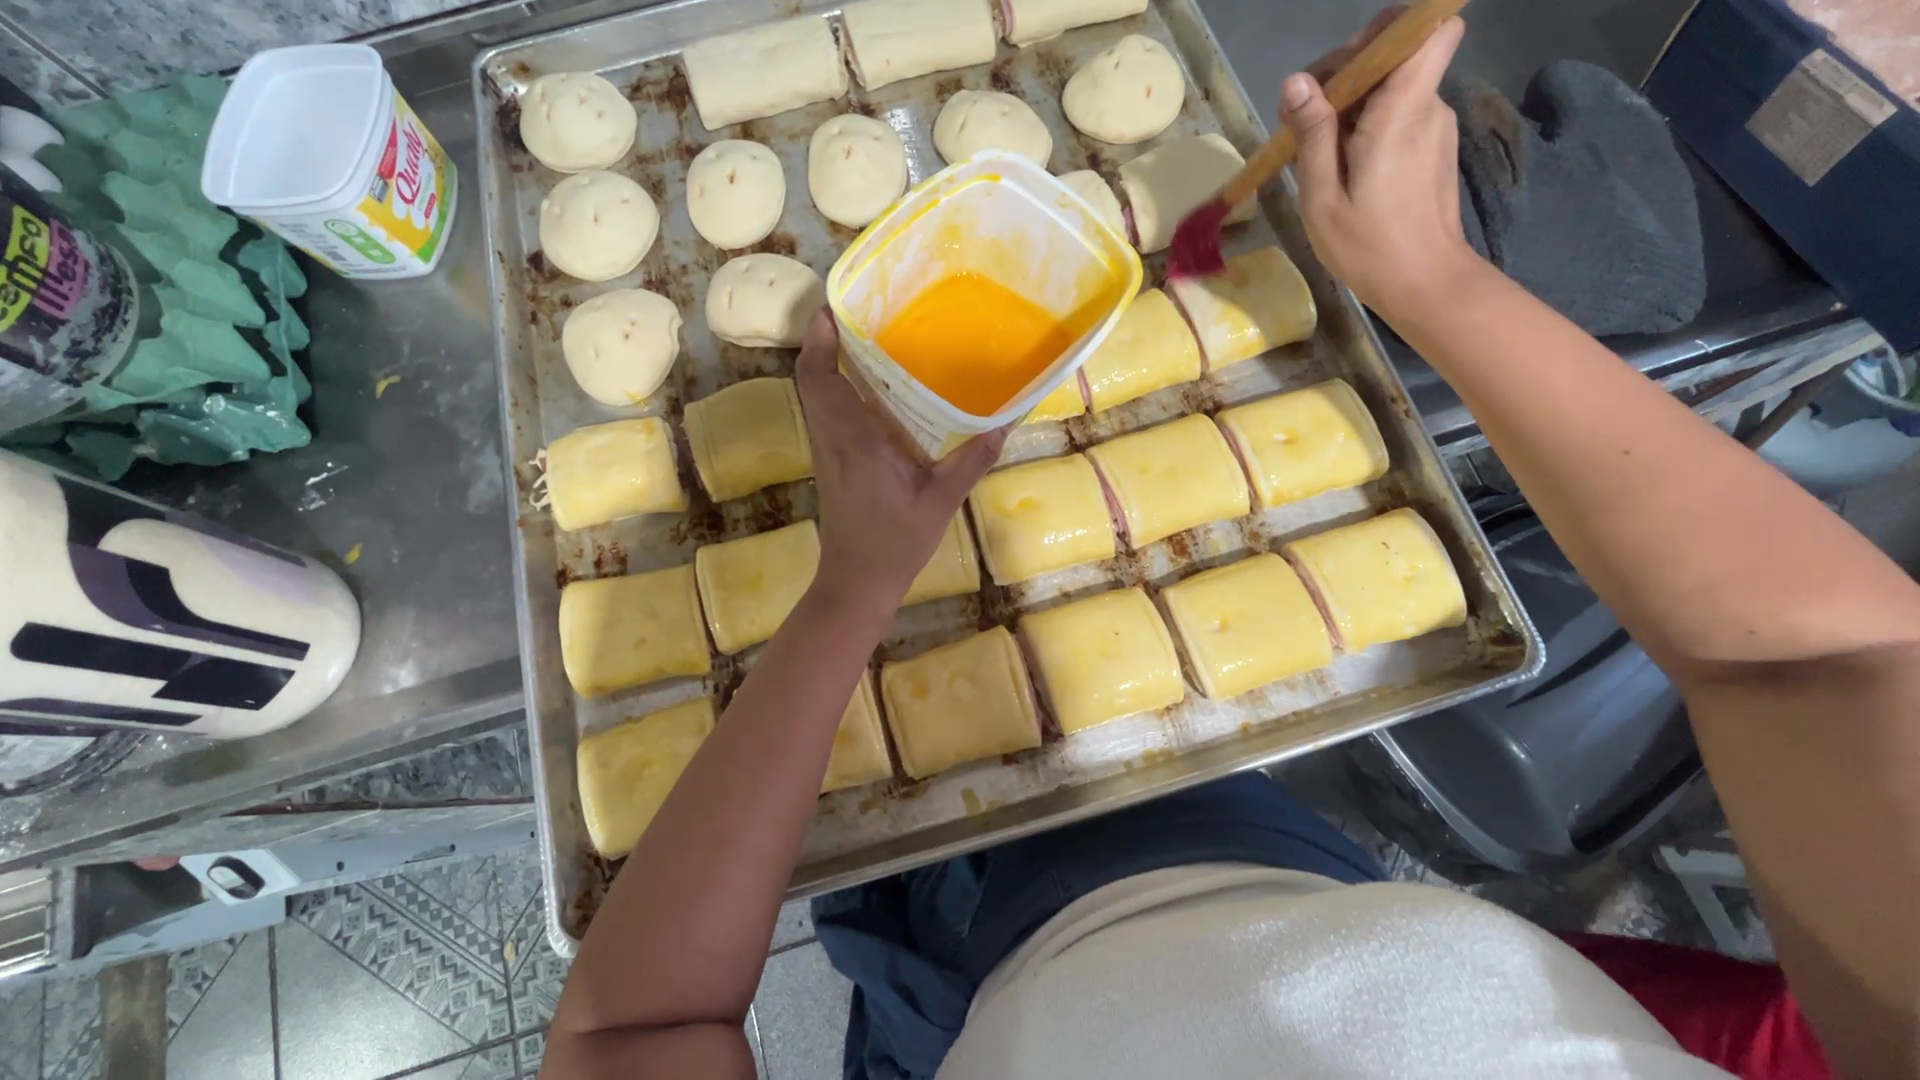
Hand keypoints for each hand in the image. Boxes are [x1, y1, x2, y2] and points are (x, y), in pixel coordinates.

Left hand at [794, 311, 1008, 610]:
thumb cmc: (895, 542)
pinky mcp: (831, 463)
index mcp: (854, 440)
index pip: (820, 379)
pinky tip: (874, 390)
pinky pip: (827, 413)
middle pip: (812, 378)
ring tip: (868, 340)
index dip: (819, 340)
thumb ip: (970, 461)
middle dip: (825, 340)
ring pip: (817, 395)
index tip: (833, 307)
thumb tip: (1003, 424)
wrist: (856, 581)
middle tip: (860, 313)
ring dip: (830, 363)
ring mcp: (827, 451)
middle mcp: (832, 438)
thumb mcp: (940, 502)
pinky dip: (838, 390)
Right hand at [1281, 13, 1483, 323]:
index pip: (1430, 30)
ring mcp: (1436, 127)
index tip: (1347, 63)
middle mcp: (1428, 108)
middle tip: (1303, 119)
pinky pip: (1398, 115)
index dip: (1392, 29)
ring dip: (1352, 105)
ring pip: (1393, 88)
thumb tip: (1296, 82)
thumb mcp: (1323, 199)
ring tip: (1315, 151)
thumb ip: (1313, 136)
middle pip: (1396, 58)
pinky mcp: (1434, 147)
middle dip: (1348, 73)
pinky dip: (1367, 127)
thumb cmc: (1369, 248)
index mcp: (1401, 114)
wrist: (1426, 284)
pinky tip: (1341, 166)